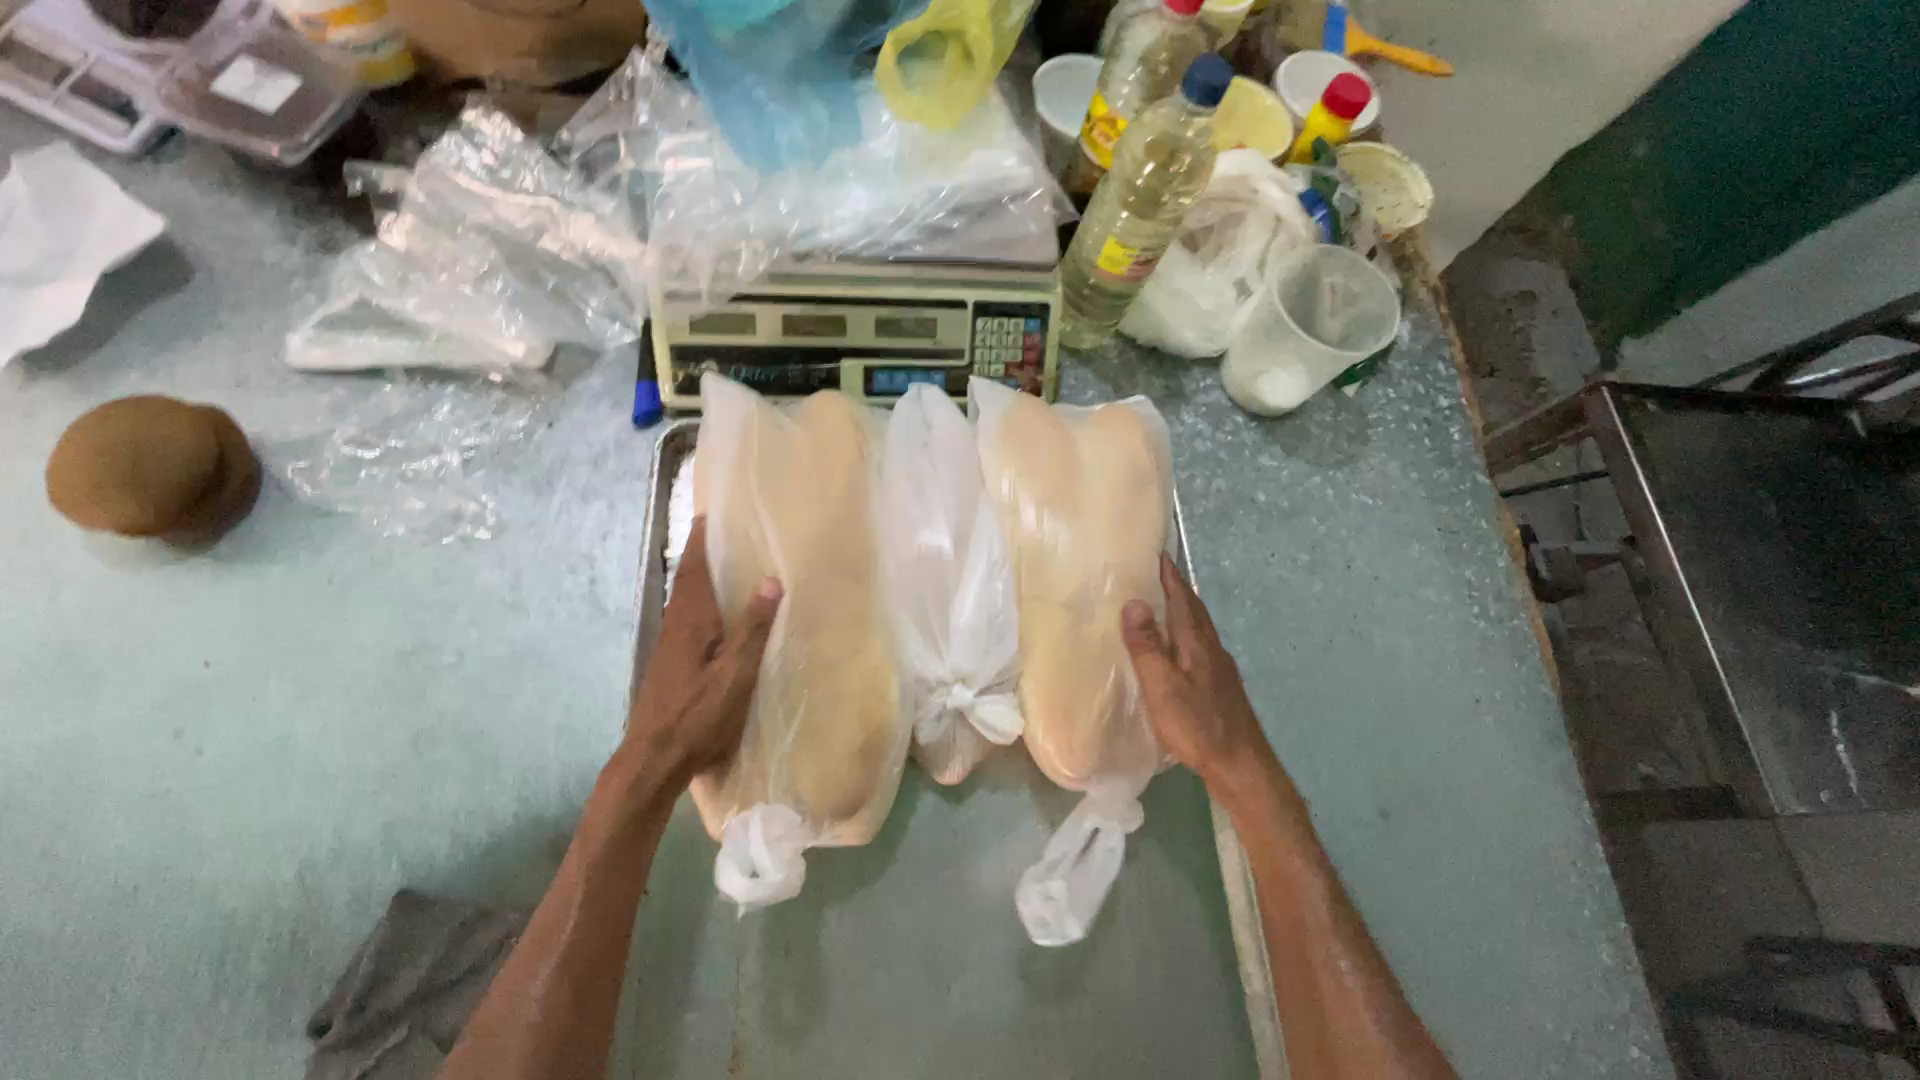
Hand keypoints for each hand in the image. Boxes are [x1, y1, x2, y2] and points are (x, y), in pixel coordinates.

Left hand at [626, 518, 781, 784]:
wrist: (653, 759)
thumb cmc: (697, 716)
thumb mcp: (734, 676)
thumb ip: (752, 629)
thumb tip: (771, 581)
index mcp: (691, 621)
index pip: (695, 567)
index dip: (703, 539)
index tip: (712, 511)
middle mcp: (675, 626)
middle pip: (688, 580)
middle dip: (704, 554)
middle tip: (729, 533)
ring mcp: (670, 647)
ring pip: (687, 601)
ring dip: (704, 578)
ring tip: (731, 566)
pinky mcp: (672, 665)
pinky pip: (690, 619)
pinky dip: (705, 603)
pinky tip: (722, 617)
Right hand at [1122, 555, 1282, 799]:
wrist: (1241, 766)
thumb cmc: (1198, 727)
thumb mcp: (1163, 687)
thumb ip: (1148, 646)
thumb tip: (1135, 602)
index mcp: (1197, 644)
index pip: (1182, 599)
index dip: (1169, 576)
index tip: (1157, 552)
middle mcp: (1212, 649)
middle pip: (1194, 611)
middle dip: (1176, 589)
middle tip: (1155, 572)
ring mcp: (1219, 669)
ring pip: (1198, 630)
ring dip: (1181, 612)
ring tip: (1160, 606)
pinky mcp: (1219, 687)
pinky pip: (1198, 648)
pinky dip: (1184, 636)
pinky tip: (1175, 650)